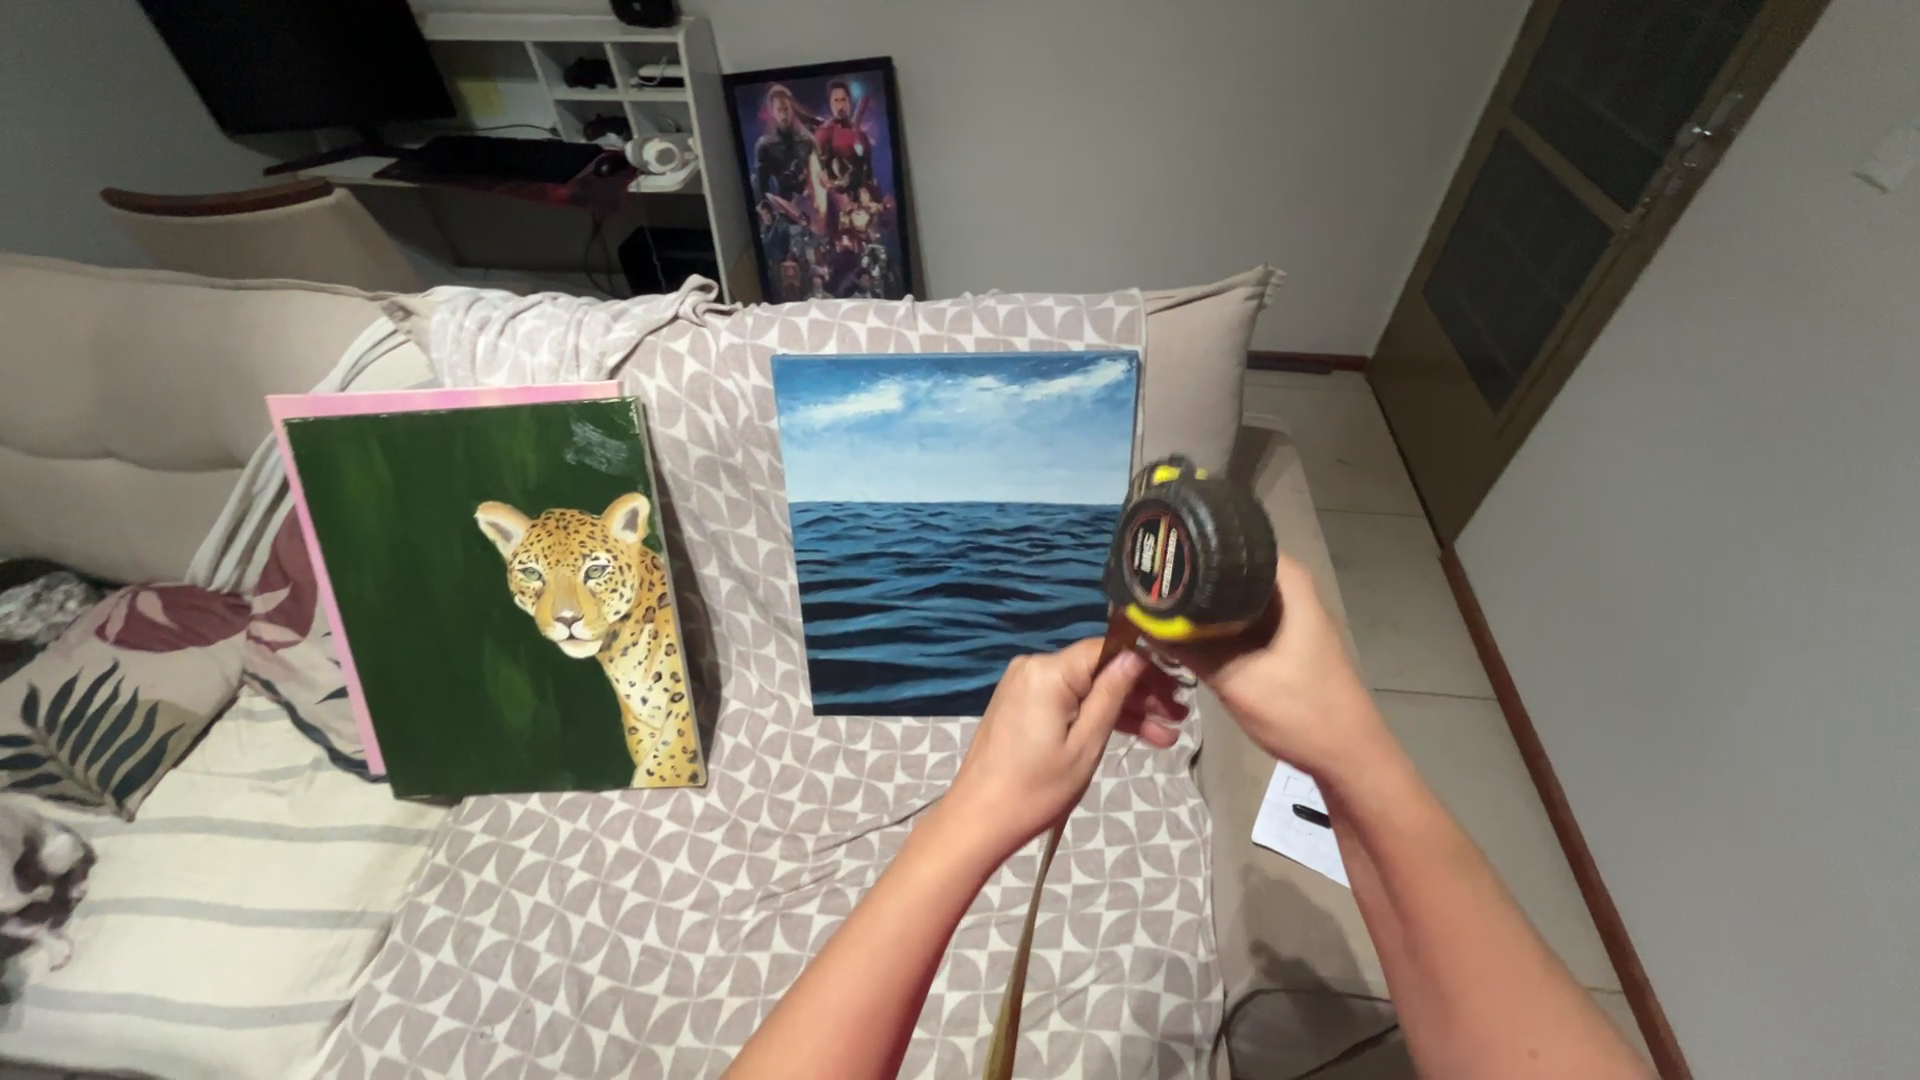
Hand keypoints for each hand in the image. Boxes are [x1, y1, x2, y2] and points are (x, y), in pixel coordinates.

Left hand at [931, 639, 1165, 864]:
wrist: (980, 818)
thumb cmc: (1036, 788)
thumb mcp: (1085, 745)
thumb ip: (1111, 695)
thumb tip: (1136, 655)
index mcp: (1048, 672)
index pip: (1107, 648)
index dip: (1144, 663)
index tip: (1177, 682)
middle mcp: (1034, 667)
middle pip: (1098, 668)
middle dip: (1140, 692)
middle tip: (1180, 716)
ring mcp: (1026, 685)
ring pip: (1087, 687)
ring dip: (1124, 708)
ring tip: (1167, 734)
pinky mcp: (1023, 704)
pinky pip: (1069, 700)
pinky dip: (1096, 716)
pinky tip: (1135, 734)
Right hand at [1169, 554, 1386, 776]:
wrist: (1348, 759)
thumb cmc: (1301, 712)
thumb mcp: (1238, 679)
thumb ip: (1191, 650)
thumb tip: (1145, 623)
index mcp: (1291, 588)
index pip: (1242, 543)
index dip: (1203, 545)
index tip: (1166, 552)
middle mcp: (1292, 594)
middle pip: (1235, 570)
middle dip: (1196, 577)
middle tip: (1152, 579)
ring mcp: (1290, 620)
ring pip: (1237, 599)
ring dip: (1205, 605)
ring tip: (1161, 601)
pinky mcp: (1284, 643)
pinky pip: (1243, 622)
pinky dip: (1218, 625)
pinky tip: (1188, 632)